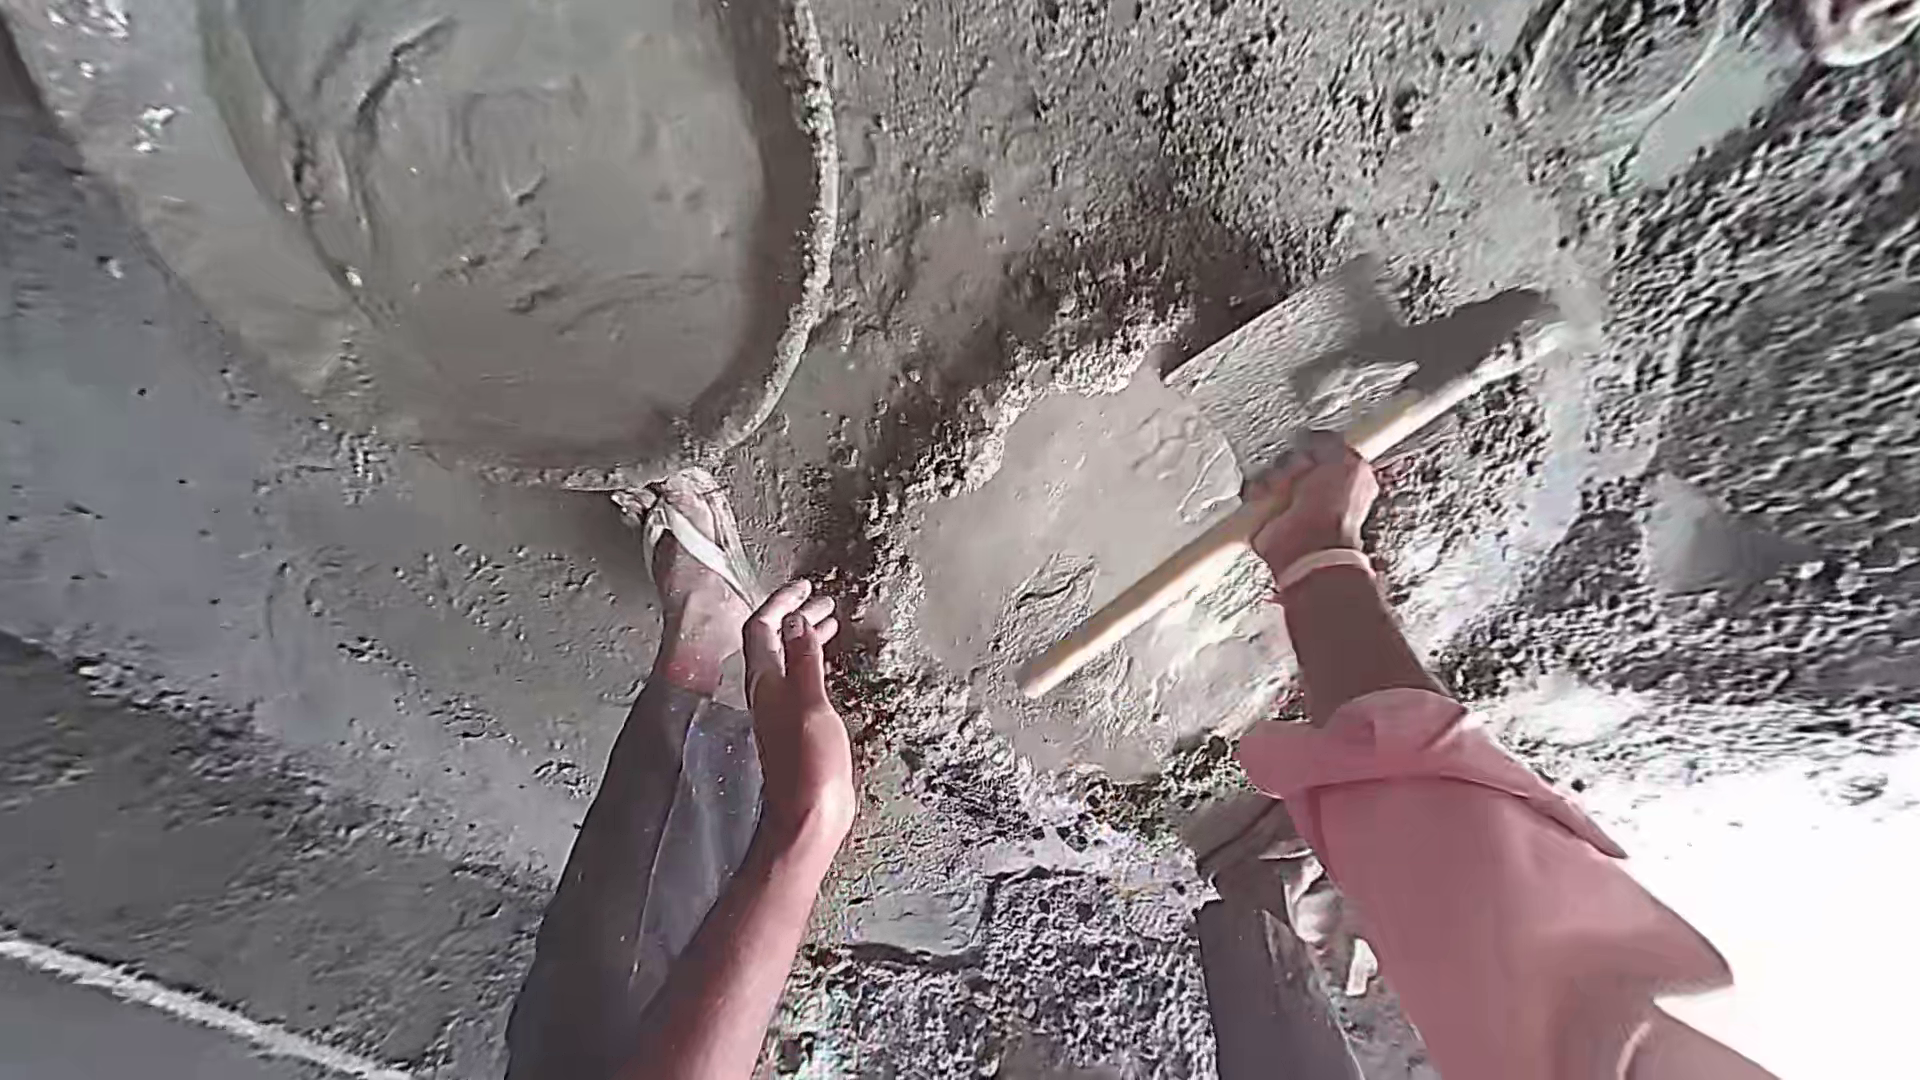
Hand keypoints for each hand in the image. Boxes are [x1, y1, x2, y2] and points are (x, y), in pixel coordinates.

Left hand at [743, 580, 854, 855]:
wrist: (809, 815)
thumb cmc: (810, 764)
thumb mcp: (811, 705)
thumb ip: (803, 660)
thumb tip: (797, 620)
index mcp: (766, 684)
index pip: (762, 629)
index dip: (780, 603)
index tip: (804, 586)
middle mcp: (768, 692)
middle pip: (773, 640)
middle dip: (796, 614)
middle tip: (822, 599)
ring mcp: (781, 708)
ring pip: (789, 657)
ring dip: (806, 634)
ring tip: (830, 620)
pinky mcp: (796, 722)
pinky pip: (801, 675)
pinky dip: (814, 657)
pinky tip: (829, 658)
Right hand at [1246, 431, 1379, 575]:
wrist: (1305, 544)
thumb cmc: (1333, 509)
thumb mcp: (1346, 465)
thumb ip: (1331, 444)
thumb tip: (1311, 434)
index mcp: (1340, 476)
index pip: (1319, 448)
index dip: (1313, 446)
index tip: (1309, 447)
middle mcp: (1314, 488)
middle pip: (1292, 458)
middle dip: (1292, 463)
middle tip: (1298, 474)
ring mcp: (1289, 501)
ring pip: (1271, 472)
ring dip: (1274, 480)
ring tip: (1281, 492)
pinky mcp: (1265, 512)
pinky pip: (1253, 491)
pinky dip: (1256, 493)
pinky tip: (1267, 500)